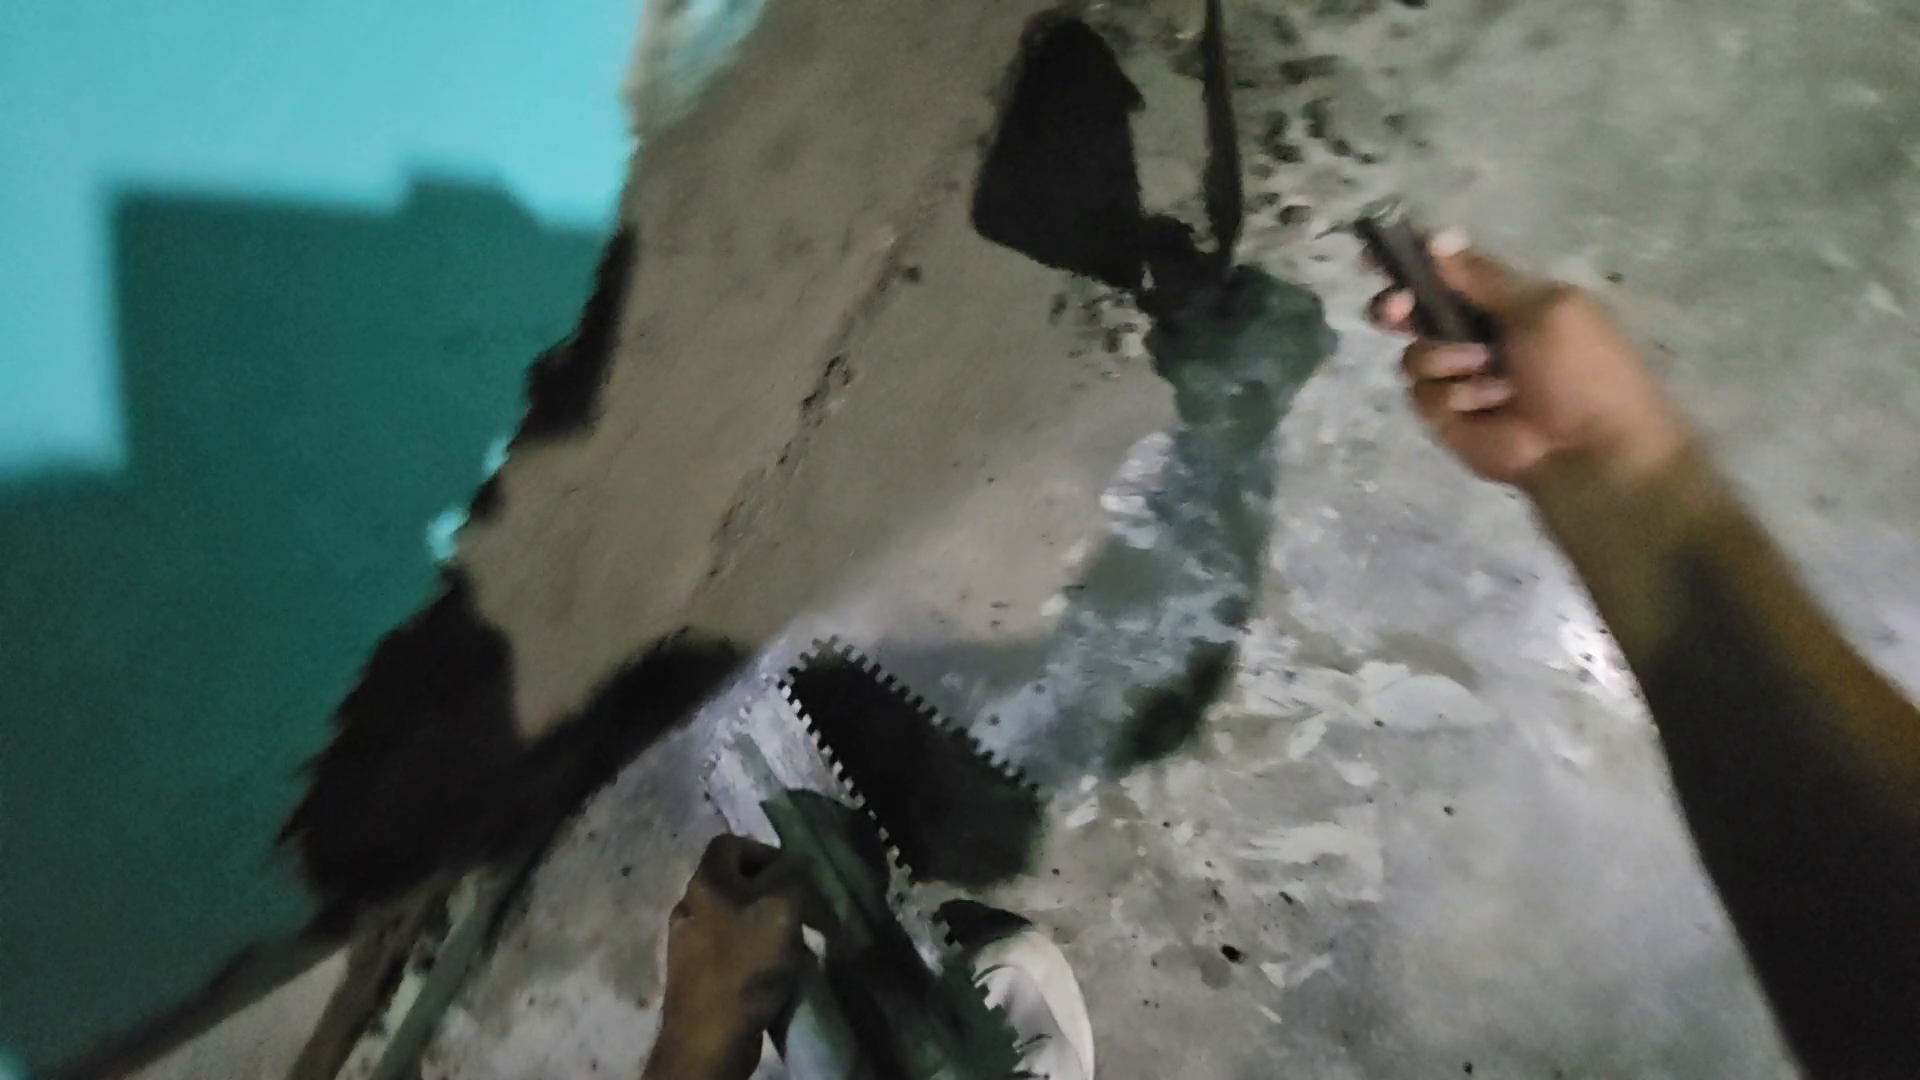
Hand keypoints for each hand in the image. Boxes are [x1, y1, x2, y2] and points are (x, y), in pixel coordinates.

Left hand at [647, 835, 814, 1079]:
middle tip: (798, 912)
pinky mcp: (692, 977)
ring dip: (765, 926)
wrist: (707, 1041)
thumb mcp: (783, 903)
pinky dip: (752, 955)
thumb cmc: (746, 962)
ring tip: (791, 947)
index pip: (730, 842)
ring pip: (734, 917)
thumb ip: (793, 873)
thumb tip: (794, 866)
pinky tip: (772, 974)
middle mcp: (689, 906)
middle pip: (735, 882)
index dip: (763, 851)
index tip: (790, 876)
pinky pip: (728, 950)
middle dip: (771, 893)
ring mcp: (686, 944)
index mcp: (705, 881)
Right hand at [1369, 232, 1689, 493]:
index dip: (1410, 263)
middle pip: (1410, 313)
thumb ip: (1485, 277)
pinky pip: (1421, 393)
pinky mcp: (1440, 413)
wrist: (1585, 444)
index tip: (1373, 256)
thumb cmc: (1582, 368)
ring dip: (1445, 360)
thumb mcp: (1543, 307)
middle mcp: (1470, 335)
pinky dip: (1453, 397)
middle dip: (1396, 308)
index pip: (1446, 274)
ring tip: (1487, 375)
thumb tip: (1440, 238)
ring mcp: (1452, 376)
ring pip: (1413, 354)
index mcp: (1501, 302)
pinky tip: (1487, 405)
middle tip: (1395, 311)